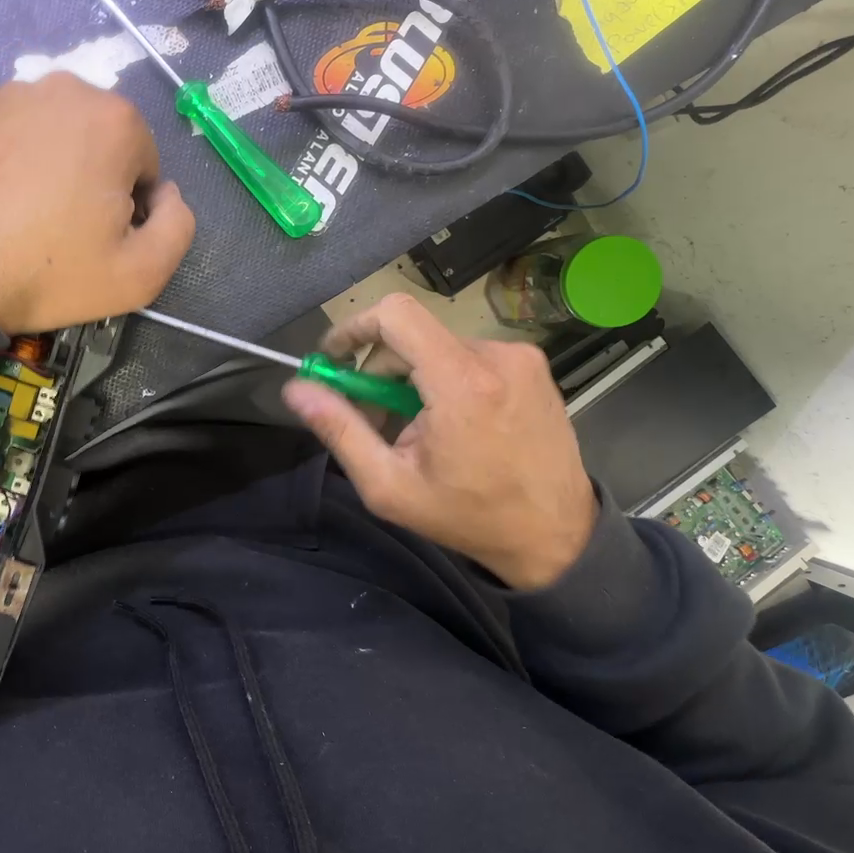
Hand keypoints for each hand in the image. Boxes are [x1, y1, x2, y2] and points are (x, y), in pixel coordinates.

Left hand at [0, 74, 195, 333]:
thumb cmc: (47, 272)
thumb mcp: (140, 274)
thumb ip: (178, 227)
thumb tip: (166, 195)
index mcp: (117, 120)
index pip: (146, 167)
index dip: (128, 211)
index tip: (96, 240)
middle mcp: (68, 89)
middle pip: (104, 144)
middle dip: (95, 182)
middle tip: (62, 231)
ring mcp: (15, 93)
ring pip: (61, 135)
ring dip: (57, 168)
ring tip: (27, 217)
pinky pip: (19, 133)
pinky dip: (19, 160)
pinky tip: (0, 200)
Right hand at [281, 294, 597, 590]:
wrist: (557, 537)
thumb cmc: (468, 516)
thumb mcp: (389, 485)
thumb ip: (340, 429)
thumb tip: (296, 389)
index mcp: (462, 381)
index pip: (395, 314)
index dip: (354, 328)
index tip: (334, 359)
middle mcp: (497, 356)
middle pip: (412, 336)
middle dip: (378, 370)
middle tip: (369, 418)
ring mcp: (522, 359)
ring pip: (438, 347)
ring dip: (410, 379)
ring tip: (411, 430)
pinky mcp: (534, 368)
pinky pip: (468, 357)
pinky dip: (443, 380)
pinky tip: (446, 424)